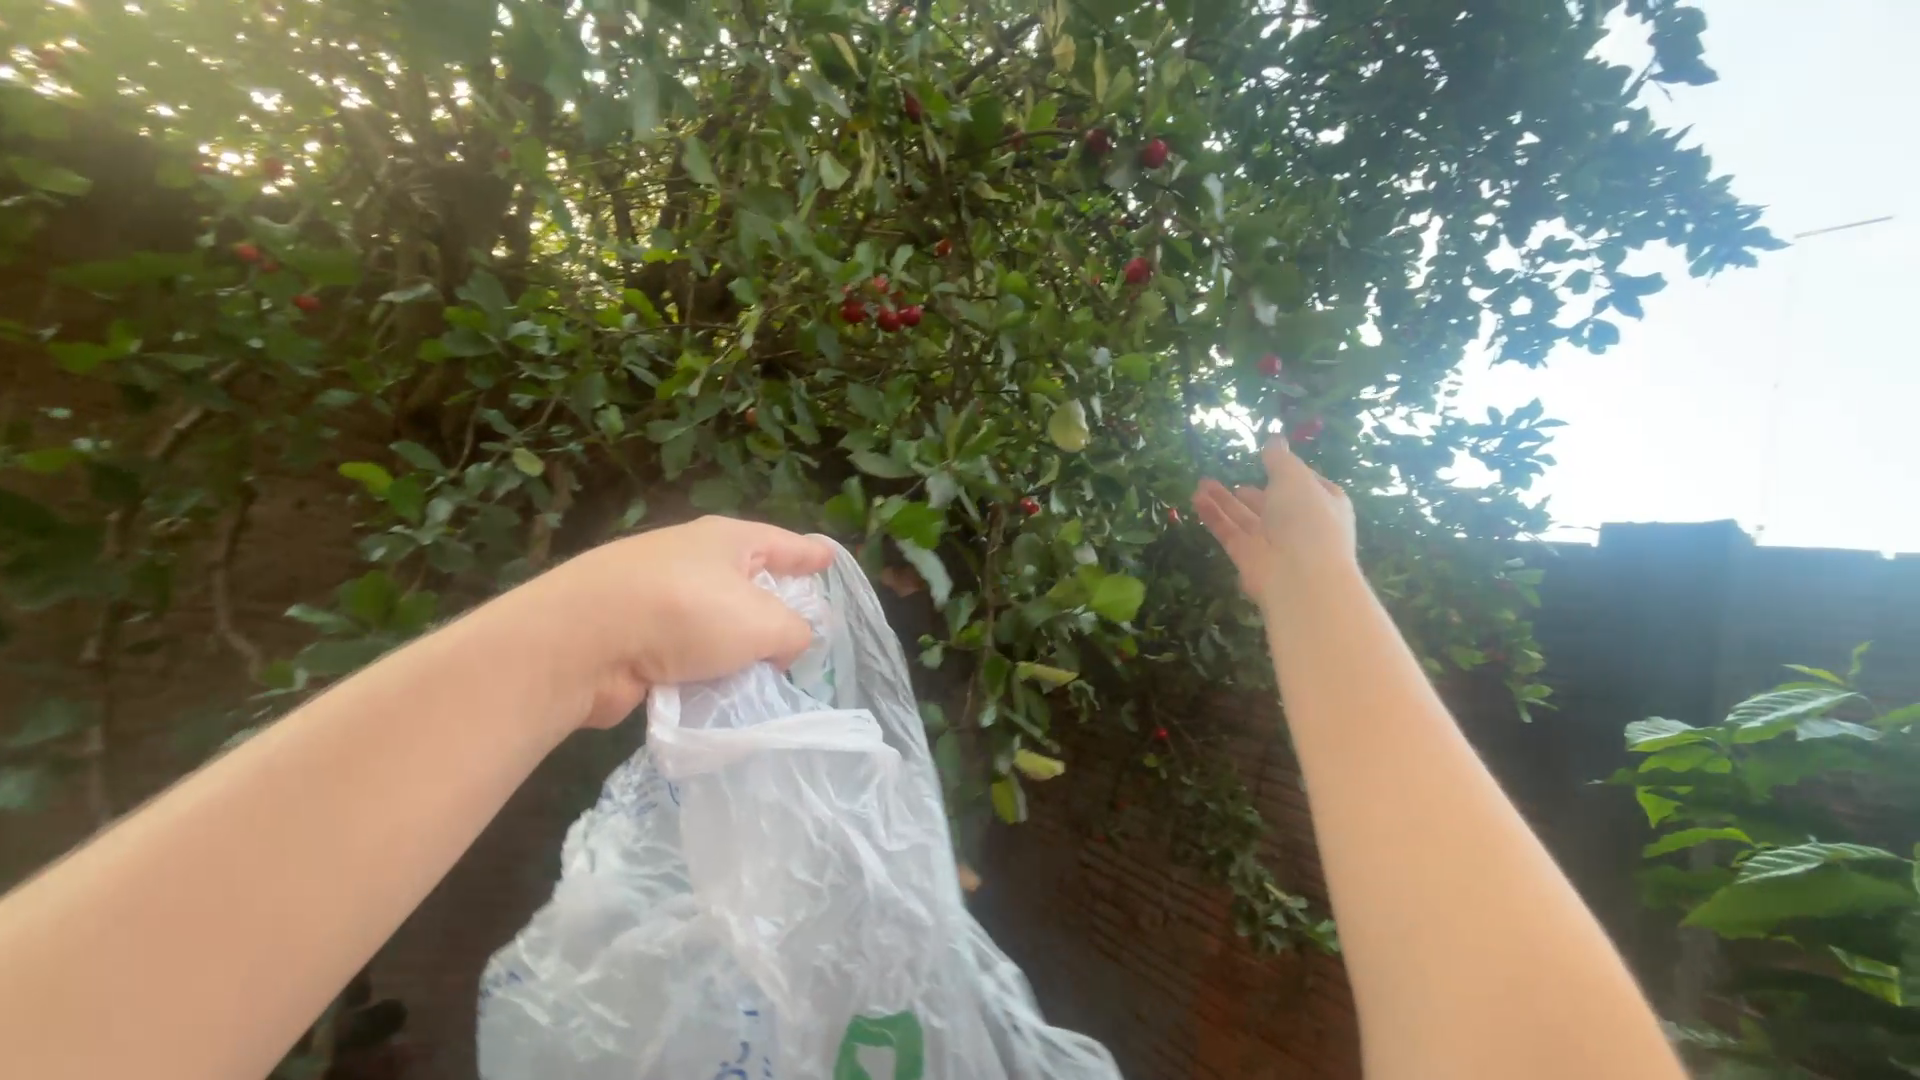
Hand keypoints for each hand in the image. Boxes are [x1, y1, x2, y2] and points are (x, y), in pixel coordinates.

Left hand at [510, 516, 834, 728]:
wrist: (579, 642)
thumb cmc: (684, 614)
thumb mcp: (763, 623)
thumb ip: (794, 632)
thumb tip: (786, 643)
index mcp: (728, 541)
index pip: (785, 543)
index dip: (811, 554)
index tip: (830, 559)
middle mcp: (692, 560)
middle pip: (749, 581)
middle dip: (776, 606)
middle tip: (803, 634)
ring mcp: (657, 595)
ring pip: (716, 622)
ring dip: (737, 647)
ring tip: (763, 675)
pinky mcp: (631, 634)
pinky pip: (684, 652)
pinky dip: (702, 670)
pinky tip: (717, 693)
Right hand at [1192, 438, 1355, 609]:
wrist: (1300, 577)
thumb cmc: (1307, 520)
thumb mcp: (1294, 478)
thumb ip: (1279, 459)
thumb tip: (1274, 438)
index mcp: (1323, 503)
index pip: (1305, 484)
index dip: (1288, 472)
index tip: (1269, 460)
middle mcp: (1298, 523)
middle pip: (1270, 502)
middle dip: (1250, 491)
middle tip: (1232, 478)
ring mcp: (1272, 542)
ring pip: (1245, 516)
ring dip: (1224, 499)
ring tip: (1202, 482)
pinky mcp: (1247, 556)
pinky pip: (1228, 531)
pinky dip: (1213, 515)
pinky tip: (1196, 498)